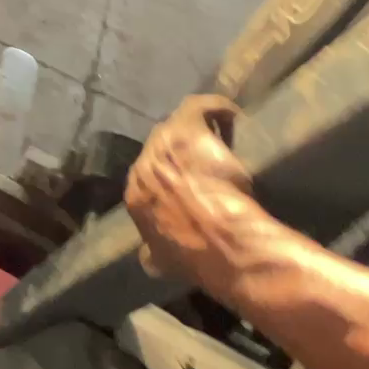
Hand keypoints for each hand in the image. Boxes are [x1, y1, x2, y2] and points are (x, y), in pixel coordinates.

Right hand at [124, 95, 264, 295]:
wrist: (216, 238)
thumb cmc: (195, 252)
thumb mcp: (165, 259)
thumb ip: (153, 254)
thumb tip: (147, 260)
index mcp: (135, 195)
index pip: (147, 178)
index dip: (168, 178)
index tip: (191, 185)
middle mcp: (141, 165)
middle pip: (158, 150)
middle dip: (178, 154)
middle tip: (205, 161)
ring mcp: (161, 144)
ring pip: (176, 129)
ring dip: (196, 132)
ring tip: (220, 137)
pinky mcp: (185, 127)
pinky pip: (198, 108)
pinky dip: (215, 109)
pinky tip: (233, 114)